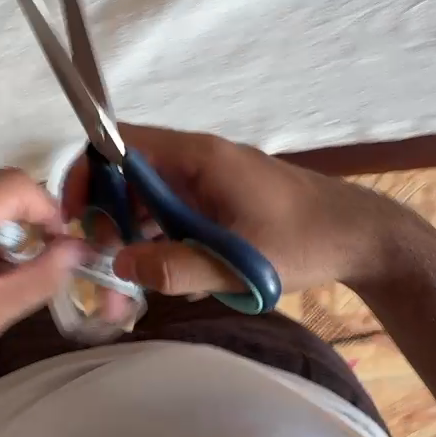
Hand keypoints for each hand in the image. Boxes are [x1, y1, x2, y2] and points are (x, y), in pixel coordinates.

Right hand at [62, 125, 409, 295]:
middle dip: (105, 222)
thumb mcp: (238, 263)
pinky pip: (172, 218)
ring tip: (127, 290)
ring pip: (148, 204)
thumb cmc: (304, 242)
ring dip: (132, 241)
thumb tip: (120, 265)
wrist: (362, 239)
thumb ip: (177, 267)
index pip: (119, 146)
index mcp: (197, 158)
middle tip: (100, 268)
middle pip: (127, 180)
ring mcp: (207, 184)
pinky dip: (161, 245)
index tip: (73, 219)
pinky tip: (173, 280)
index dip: (87, 175)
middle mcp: (195, 163)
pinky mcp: (218, 205)